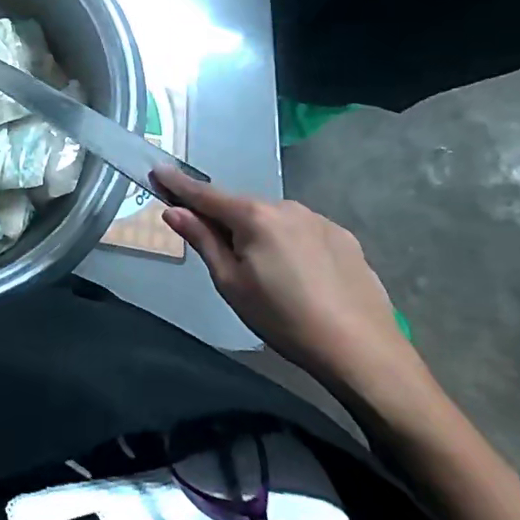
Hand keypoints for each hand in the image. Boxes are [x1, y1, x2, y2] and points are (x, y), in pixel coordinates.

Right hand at [154, 167, 419, 393]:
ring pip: (274, 220)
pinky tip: (299, 277)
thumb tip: (174, 211)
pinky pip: (302, 232)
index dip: (178, 184)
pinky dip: (289, 244)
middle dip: (224, 220)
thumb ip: (203, 241)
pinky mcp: (344, 237)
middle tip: (219, 254)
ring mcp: (319, 219)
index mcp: (254, 216)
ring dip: (259, 234)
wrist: (361, 350)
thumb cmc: (284, 319)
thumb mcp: (231, 284)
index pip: (205, 194)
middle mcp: (286, 206)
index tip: (158, 170)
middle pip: (241, 208)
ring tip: (267, 275)